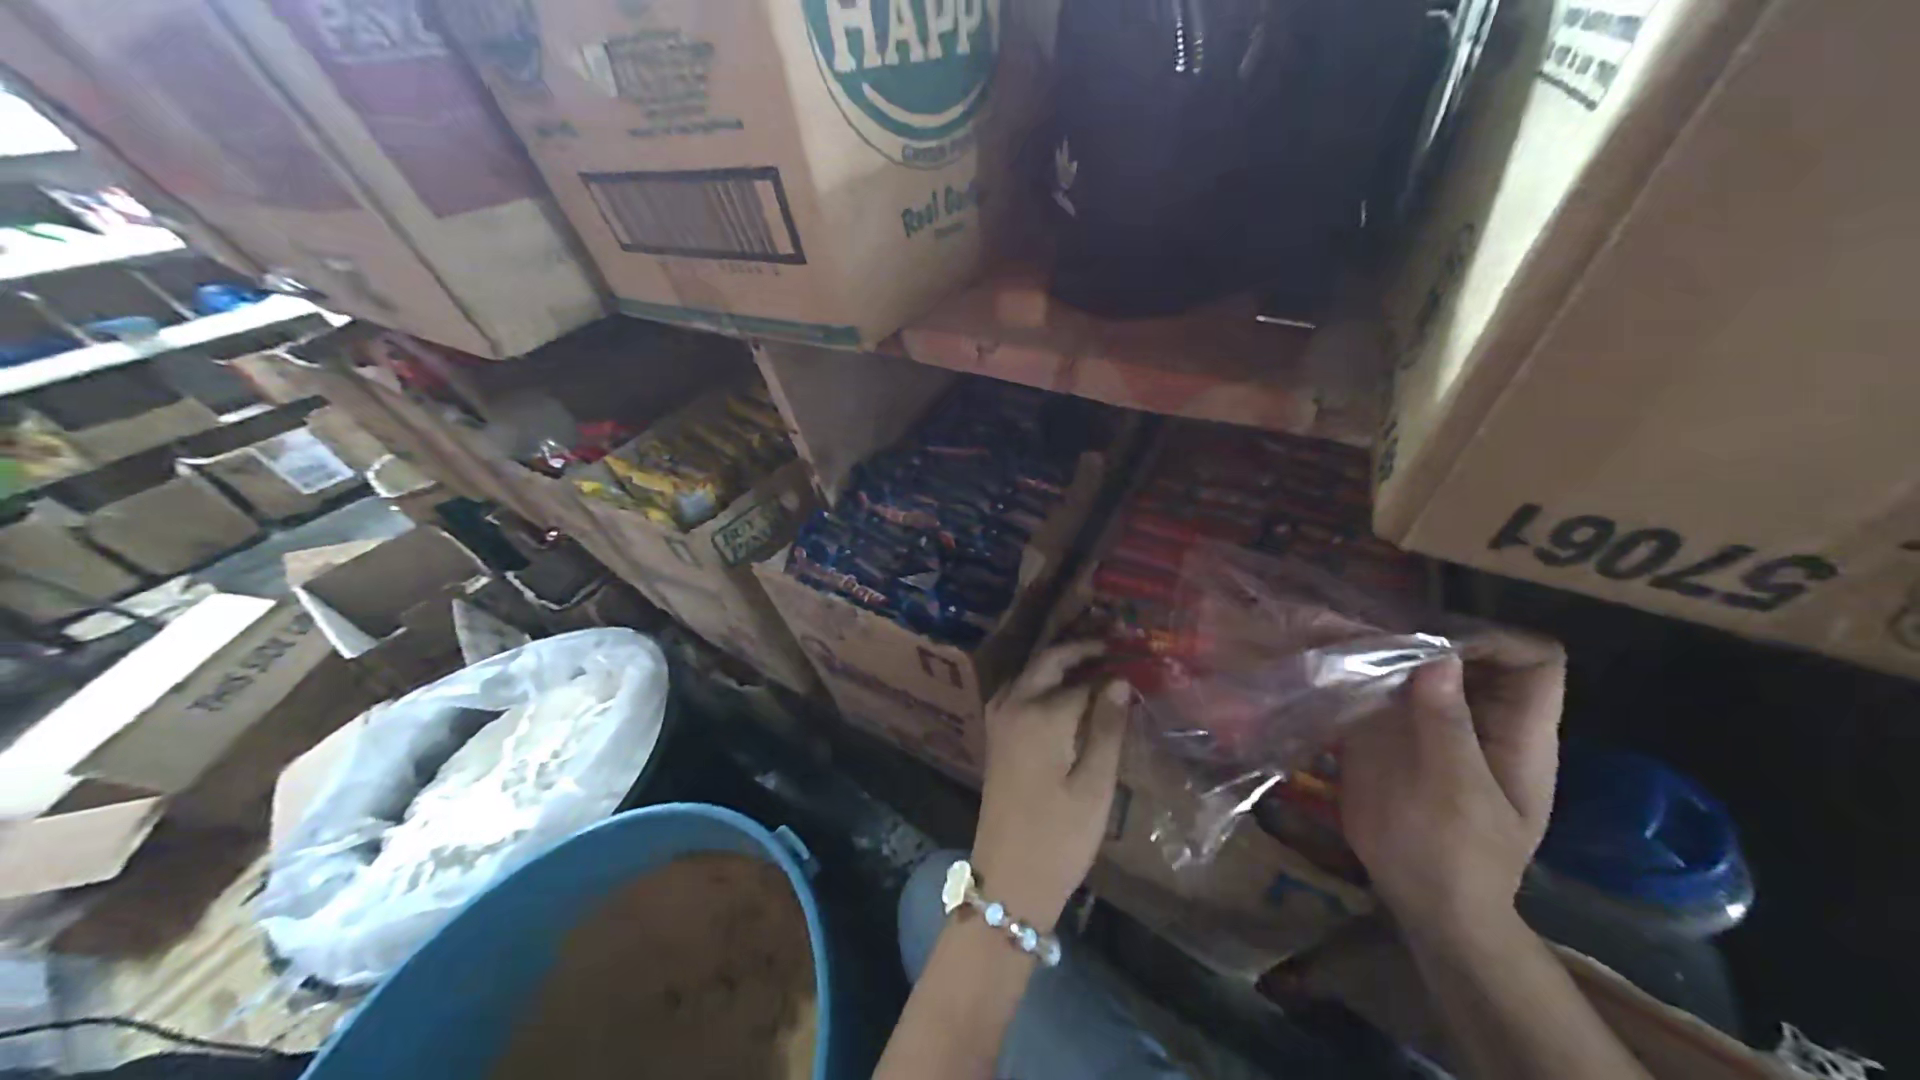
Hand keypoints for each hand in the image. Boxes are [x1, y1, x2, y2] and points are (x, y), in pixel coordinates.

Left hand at [971, 641, 1129, 933]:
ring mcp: (998, 720)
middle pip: (1047, 662)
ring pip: (1028, 673)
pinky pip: (1017, 691)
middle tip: (1112, 646)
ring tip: (1091, 663)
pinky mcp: (995, 736)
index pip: (1082, 681)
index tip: (1136, 665)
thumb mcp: (1095, 785)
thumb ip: (1106, 728)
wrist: (1009, 878)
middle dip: (1078, 649)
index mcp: (1040, 715)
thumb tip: (1119, 682)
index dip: (1111, 672)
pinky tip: (1058, 692)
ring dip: (1056, 662)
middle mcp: (1013, 707)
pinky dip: (1039, 680)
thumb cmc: (1060, 836)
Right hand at [1339, 629, 1565, 940]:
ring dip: (1378, 647)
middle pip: (1464, 652)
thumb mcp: (1459, 794)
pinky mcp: (1385, 731)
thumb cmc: (1458, 856)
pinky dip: (1349, 671)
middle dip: (1423, 632)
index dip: (1493, 641)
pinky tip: (1317, 663)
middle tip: (1371, 627)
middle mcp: (1473, 714)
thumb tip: (1438, 657)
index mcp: (1516, 730)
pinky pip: (1372, 688)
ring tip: (1333, 633)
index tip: (1436, 641)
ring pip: (1412, 665)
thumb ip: (1447, 726)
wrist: (1421, 899)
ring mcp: (1426, 721)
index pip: (1531, 661)